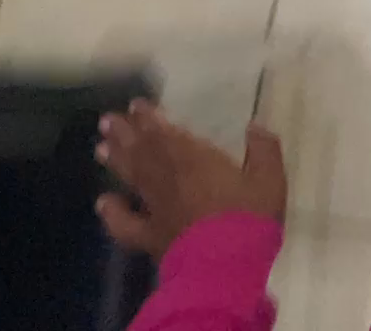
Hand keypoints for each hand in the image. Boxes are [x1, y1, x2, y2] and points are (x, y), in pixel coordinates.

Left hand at [94, 99, 287, 258]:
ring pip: (133, 179)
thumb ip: (264, 148)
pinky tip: (102, 202)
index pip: (167, 133)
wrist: (224, 265)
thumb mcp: (270, 176)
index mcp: (196, 160)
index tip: (137, 104)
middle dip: (126, 134)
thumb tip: (256, 126)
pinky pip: (125, 224)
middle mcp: (170, 179)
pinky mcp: (151, 237)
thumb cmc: (249, 216)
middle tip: (108, 119)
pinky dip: (112, 212)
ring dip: (117, 161)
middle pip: (144, 152)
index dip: (150, 118)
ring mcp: (156, 209)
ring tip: (101, 146)